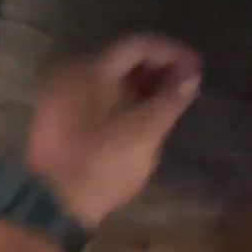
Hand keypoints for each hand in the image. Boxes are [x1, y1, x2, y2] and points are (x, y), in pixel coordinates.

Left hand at [25, 36, 202, 226]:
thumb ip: (169, 101)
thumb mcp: (143, 135)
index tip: (197, 67)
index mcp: (91, 69)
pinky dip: (122, 101)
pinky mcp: (58, 120)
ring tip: (169, 102)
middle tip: (187, 84)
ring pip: (108, 81)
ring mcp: (61, 97)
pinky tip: (140, 118)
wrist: (54, 205)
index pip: (138, 46)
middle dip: (157, 69)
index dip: (171, 52)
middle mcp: (71, 73)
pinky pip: (96, 99)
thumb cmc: (101, 166)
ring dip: (141, 87)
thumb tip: (191, 75)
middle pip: (121, 60)